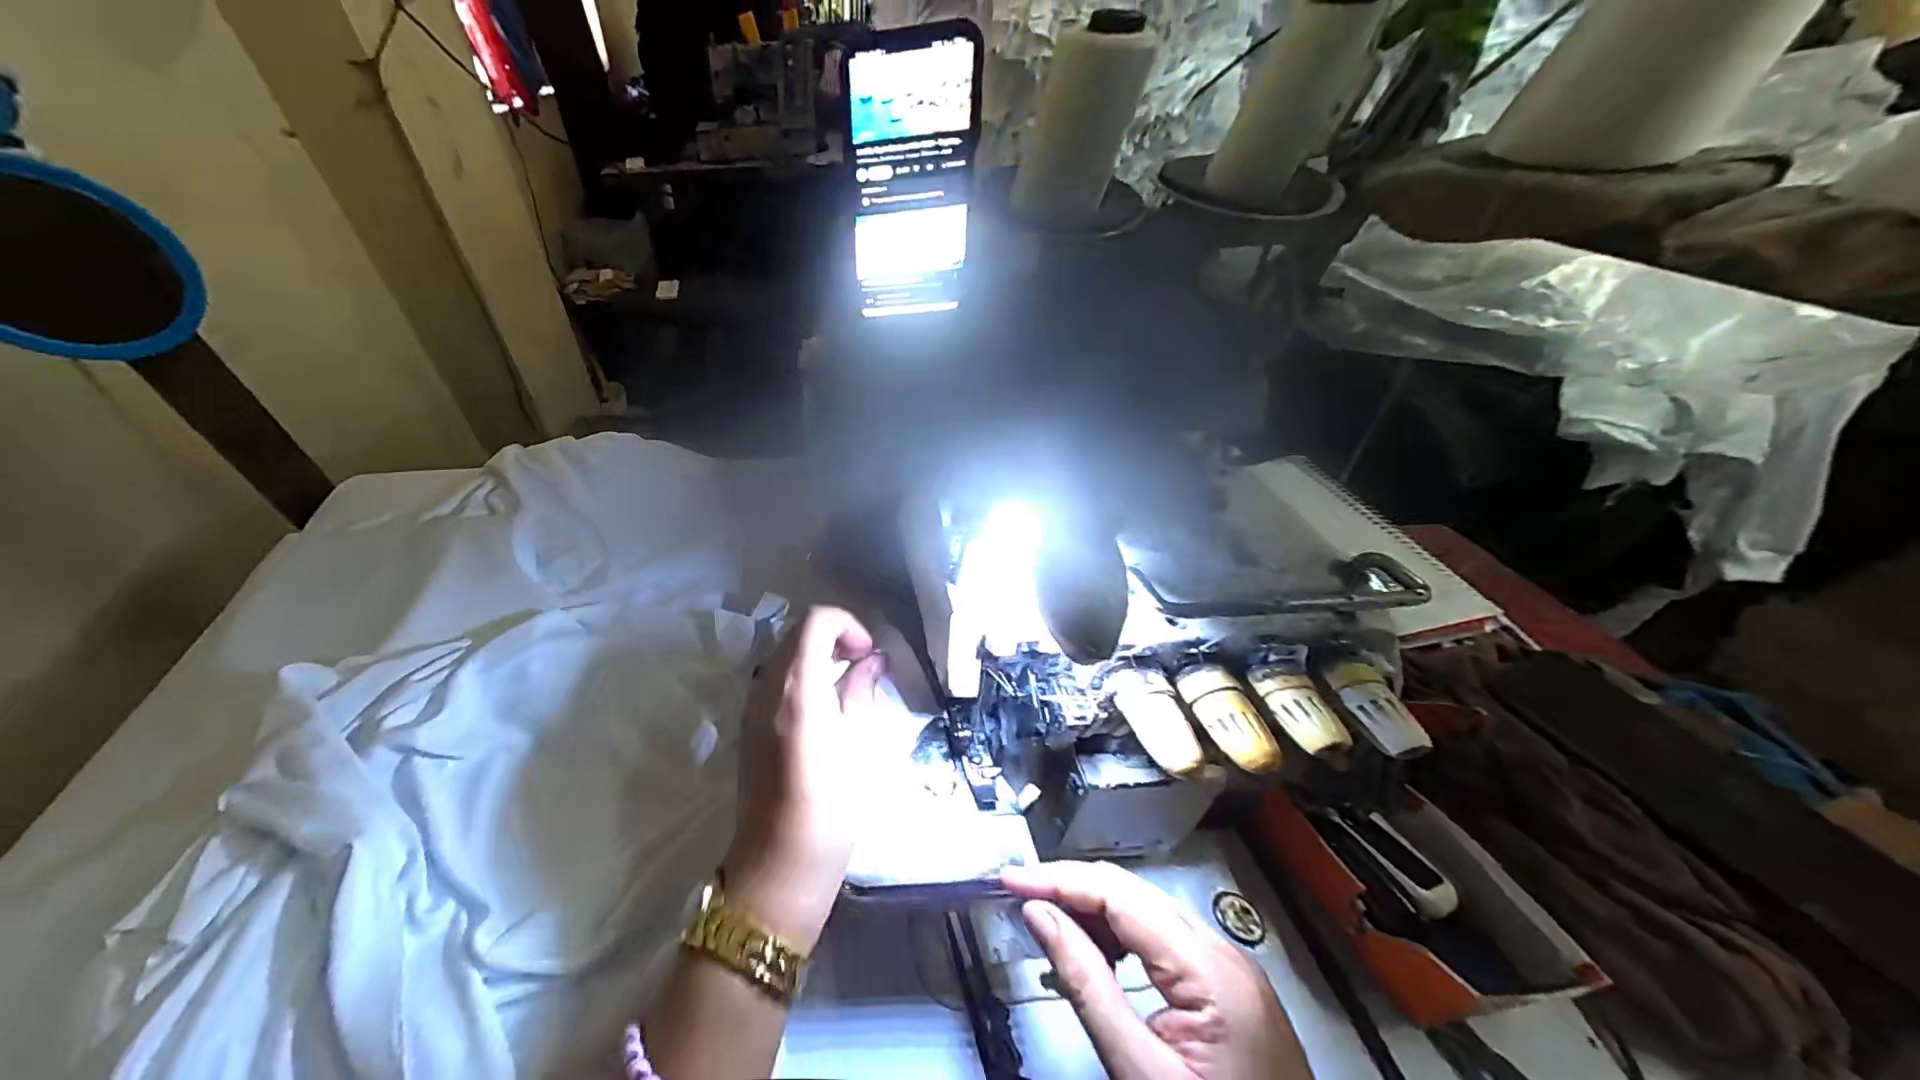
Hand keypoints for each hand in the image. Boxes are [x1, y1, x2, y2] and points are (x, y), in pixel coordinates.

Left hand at [725, 605, 885, 950]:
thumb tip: (871, 661)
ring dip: (818, 657)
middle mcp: (766, 690)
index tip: (869, 655)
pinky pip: (776, 681)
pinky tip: (825, 710)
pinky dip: (803, 677)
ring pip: (785, 656)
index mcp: (797, 690)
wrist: (778, 866)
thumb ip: (861, 692)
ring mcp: (751, 708)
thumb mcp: (858, 746)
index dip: (848, 626)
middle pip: (797, 634)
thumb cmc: (830, 809)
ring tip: (848, 688)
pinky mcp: (748, 728)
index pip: (816, 622)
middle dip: (835, 638)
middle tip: (864, 668)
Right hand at [1001, 861, 1313, 1079]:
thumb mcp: (1140, 1071)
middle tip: (1020, 893)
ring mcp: (1229, 969)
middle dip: (1071, 886)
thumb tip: (1042, 917)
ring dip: (1091, 908)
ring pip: (1145, 910)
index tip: (1014, 880)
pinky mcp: (1225, 986)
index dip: (1060, 880)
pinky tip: (1091, 951)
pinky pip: (1162, 939)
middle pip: (1133, 893)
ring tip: (1046, 923)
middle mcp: (1225, 956)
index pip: (1120, 895)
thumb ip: (1087, 986)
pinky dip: (1119, 934)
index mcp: (1212, 972)